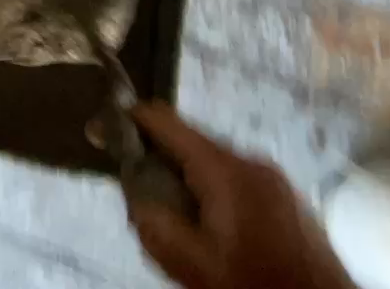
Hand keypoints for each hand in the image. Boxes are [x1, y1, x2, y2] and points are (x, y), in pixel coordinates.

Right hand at [124, 103, 355, 288]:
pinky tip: (215, 229)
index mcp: (223, 167)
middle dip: (158, 160)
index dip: (126, 118)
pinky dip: (213, 191)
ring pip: (210, 160)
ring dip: (186, 179)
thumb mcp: (187, 263)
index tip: (101, 133)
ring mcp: (275, 178)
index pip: (162, 118)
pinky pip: (235, 178)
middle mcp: (250, 159)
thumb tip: (131, 186)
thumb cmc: (253, 287)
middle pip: (186, 140)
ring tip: (182, 221)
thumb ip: (149, 219)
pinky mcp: (288, 197)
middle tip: (144, 197)